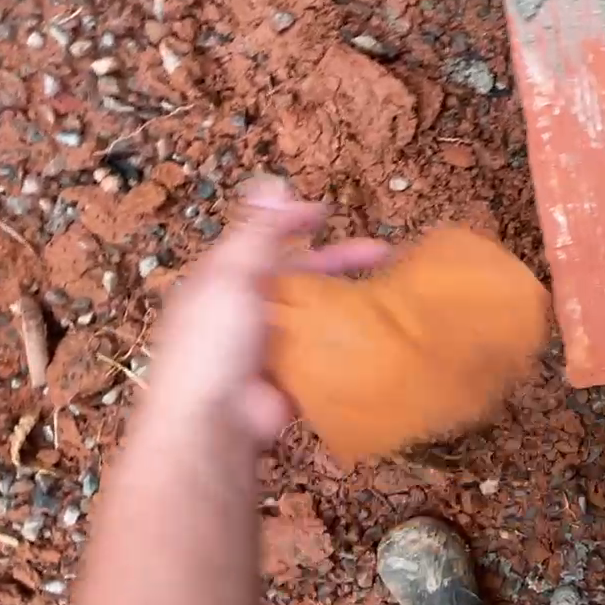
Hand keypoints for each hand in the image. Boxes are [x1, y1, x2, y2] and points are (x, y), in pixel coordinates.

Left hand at [140, 177, 388, 449]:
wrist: (217, 421)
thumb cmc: (214, 344)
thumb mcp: (232, 275)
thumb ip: (257, 231)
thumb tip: (274, 182)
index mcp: (227, 282)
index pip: (265, 241)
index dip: (294, 222)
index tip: (328, 210)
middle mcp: (250, 310)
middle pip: (303, 276)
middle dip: (341, 261)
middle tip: (385, 252)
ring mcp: (275, 346)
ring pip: (321, 314)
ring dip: (352, 300)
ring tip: (391, 293)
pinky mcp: (297, 377)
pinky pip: (330, 353)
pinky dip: (353, 342)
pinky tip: (381, 335)